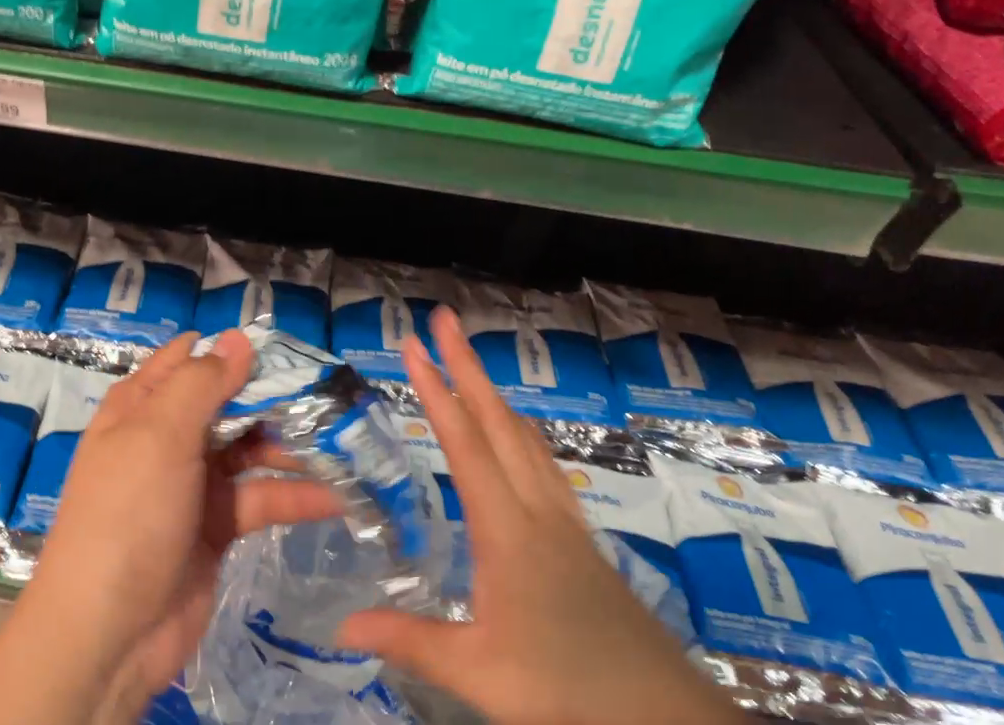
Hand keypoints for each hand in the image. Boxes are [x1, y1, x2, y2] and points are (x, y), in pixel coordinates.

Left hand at [0, 331, 343, 724]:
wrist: (109, 632)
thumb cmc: (128, 514)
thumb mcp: (159, 435)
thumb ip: (201, 383)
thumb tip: (238, 337)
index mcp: (141, 406)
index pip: (189, 360)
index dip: (233, 350)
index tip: (288, 349)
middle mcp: (165, 438)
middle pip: (227, 403)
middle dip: (276, 398)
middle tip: (334, 396)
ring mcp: (191, 484)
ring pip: (249, 450)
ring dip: (293, 447)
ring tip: (347, 443)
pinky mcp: (215, 527)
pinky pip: (259, 498)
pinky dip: (294, 495)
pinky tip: (338, 496)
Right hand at [337, 308, 745, 724]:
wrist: (661, 714)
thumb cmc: (567, 687)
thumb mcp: (479, 672)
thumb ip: (410, 641)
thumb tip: (341, 626)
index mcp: (507, 530)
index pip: (464, 444)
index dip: (435, 391)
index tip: (413, 345)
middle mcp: (538, 510)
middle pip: (498, 422)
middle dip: (467, 366)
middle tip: (443, 319)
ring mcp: (565, 523)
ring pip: (526, 439)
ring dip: (493, 394)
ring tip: (470, 364)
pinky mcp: (581, 541)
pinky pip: (544, 465)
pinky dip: (519, 432)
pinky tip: (517, 440)